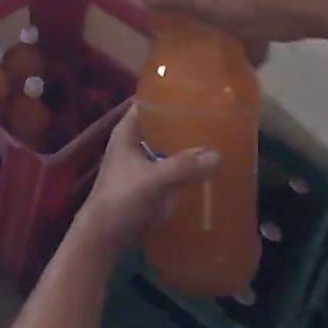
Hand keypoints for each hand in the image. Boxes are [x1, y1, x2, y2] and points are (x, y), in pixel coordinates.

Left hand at [76, 104, 221, 248]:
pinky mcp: (149, 182)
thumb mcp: (154, 180)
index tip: (199, 91)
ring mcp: (140, 163)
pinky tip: (210, 168)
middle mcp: (133, 143)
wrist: (105, 235)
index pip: (147, 103)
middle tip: (220, 117)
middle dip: (185, 121)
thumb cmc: (122, 200)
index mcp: (126, 133)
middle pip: (161, 124)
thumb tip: (217, 154)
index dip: (169, 95)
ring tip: (222, 139)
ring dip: (188, 145)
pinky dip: (187, 165)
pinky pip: (171, 166)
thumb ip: (183, 166)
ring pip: (168, 146)